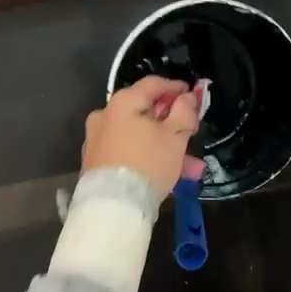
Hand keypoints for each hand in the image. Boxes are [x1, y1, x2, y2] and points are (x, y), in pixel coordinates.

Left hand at [82, 76, 206, 199]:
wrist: (112, 207)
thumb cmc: (148, 163)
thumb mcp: (175, 136)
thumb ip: (185, 112)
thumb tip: (187, 97)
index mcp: (122, 102)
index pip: (153, 84)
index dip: (176, 88)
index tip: (194, 95)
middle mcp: (105, 116)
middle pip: (145, 112)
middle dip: (173, 124)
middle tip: (193, 133)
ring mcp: (97, 141)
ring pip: (139, 137)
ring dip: (166, 147)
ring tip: (192, 167)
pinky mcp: (96, 163)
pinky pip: (129, 153)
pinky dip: (148, 159)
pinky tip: (171, 176)